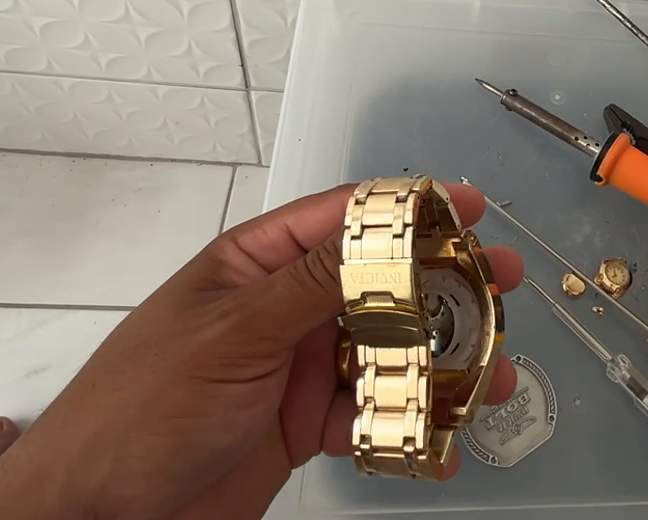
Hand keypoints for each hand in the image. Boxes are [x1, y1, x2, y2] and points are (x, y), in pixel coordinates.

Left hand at [0, 181, 522, 519]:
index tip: (470, 205)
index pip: (345, 217)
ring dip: (439, 360)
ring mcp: (298, 365)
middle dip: (443, 282)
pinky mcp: (303, 424)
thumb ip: (311, 284)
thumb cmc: (144, 408)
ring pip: (385, 349)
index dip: (409, 208)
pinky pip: (367, 416)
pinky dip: (406, 427)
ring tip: (495, 371)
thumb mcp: (233, 334)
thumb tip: (382, 232)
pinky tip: (441, 443)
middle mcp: (286, 305)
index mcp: (261, 263)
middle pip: (380, 281)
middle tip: (503, 282)